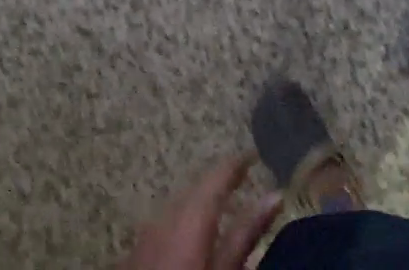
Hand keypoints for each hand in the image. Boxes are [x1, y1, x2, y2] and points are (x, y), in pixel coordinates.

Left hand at [125, 153, 283, 269]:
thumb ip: (247, 233)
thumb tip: (275, 195)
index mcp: (191, 214)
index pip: (218, 173)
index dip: (238, 162)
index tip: (255, 156)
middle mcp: (166, 215)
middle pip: (196, 187)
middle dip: (219, 182)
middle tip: (243, 179)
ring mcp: (145, 234)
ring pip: (178, 204)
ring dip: (200, 202)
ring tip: (221, 208)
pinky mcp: (133, 254)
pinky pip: (163, 223)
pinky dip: (182, 221)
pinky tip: (191, 237)